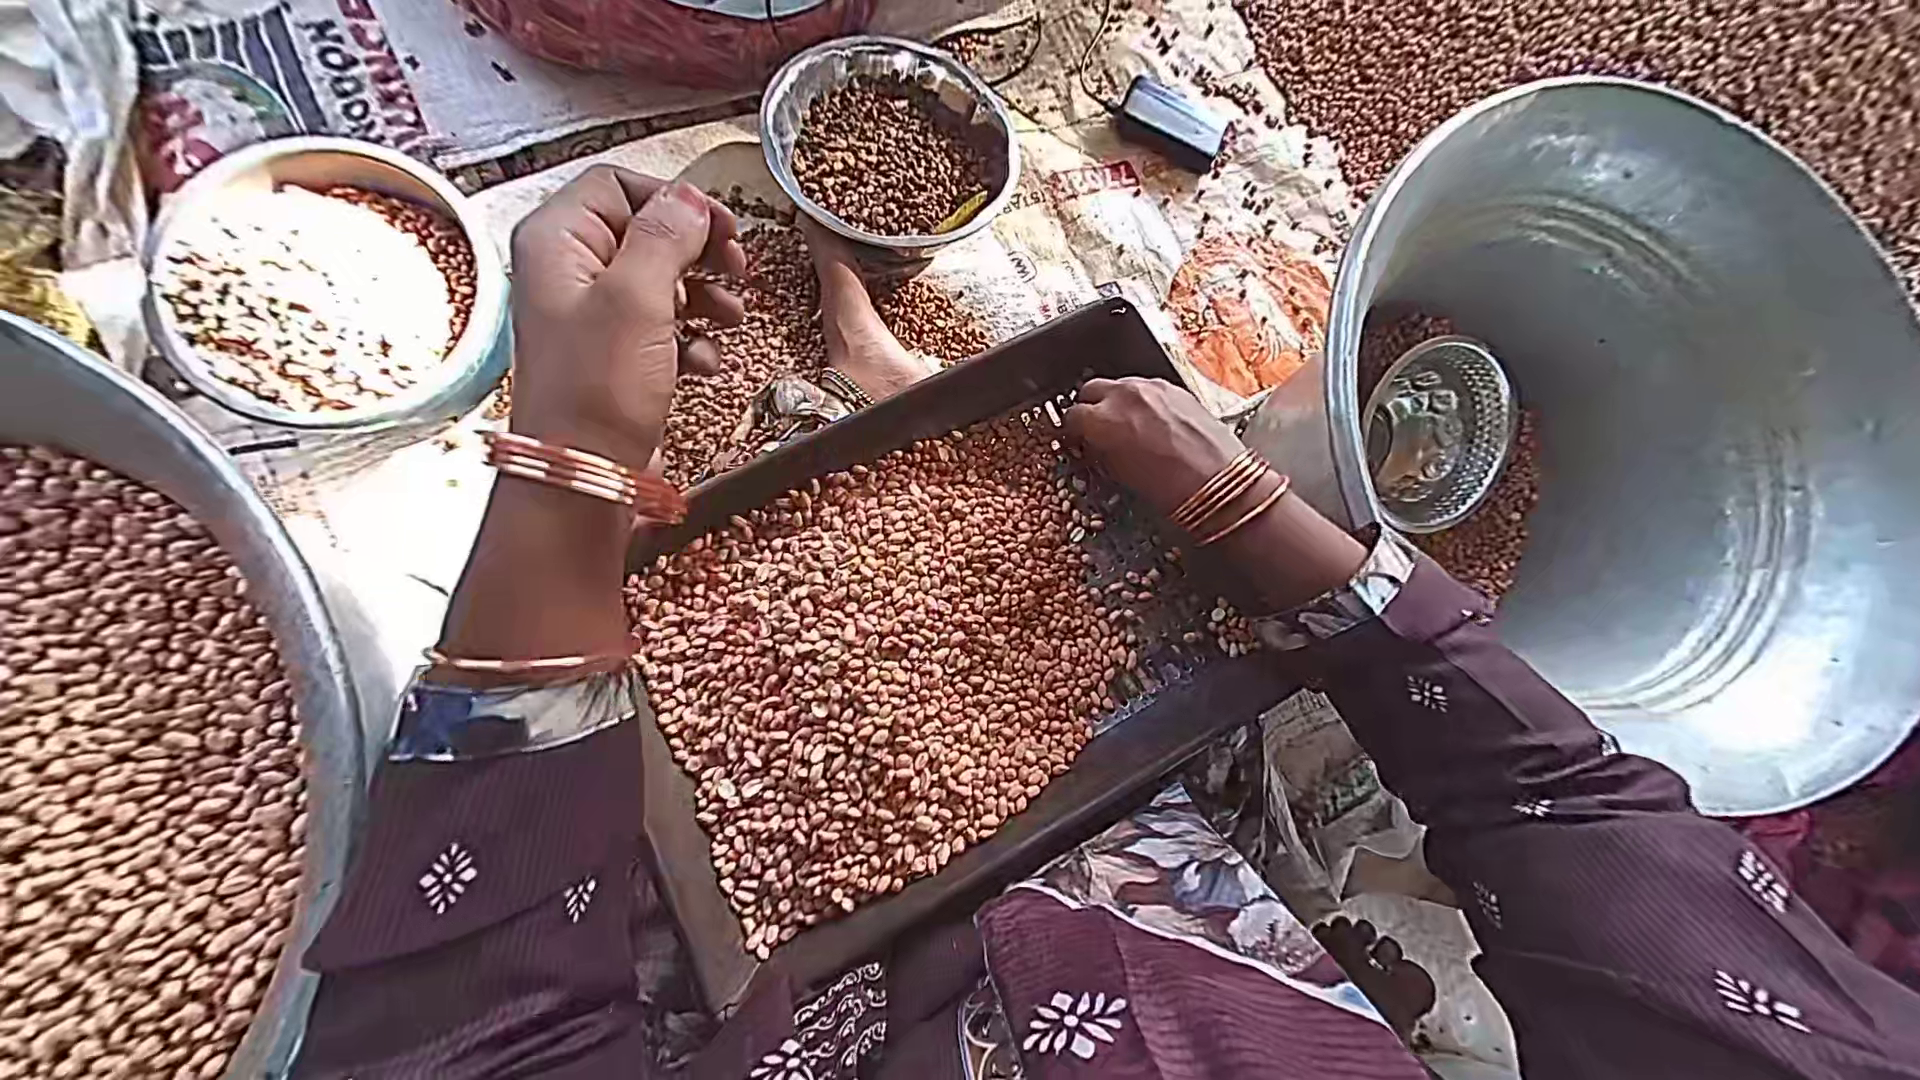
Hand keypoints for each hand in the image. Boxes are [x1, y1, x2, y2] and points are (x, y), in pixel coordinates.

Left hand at [506, 165, 748, 469]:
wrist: (589, 471)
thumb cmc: (600, 388)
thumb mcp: (636, 300)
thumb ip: (665, 239)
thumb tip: (692, 199)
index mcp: (560, 242)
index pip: (620, 188)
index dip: (678, 203)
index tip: (727, 230)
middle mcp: (573, 274)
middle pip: (648, 236)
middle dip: (699, 253)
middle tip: (739, 271)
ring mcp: (598, 319)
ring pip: (663, 285)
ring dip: (704, 297)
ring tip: (733, 318)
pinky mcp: (621, 357)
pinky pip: (665, 330)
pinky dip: (693, 340)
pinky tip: (706, 363)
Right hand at [1065, 376, 1366, 609]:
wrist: (1219, 483)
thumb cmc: (1169, 487)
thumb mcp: (1119, 474)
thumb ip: (1099, 451)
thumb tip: (1092, 444)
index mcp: (1102, 419)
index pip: (1072, 415)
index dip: (1073, 430)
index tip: (1077, 439)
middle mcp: (1124, 394)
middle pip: (1091, 390)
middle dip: (1090, 407)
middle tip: (1095, 428)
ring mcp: (1152, 387)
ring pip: (1119, 385)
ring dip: (1115, 401)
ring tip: (1124, 425)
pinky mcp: (1175, 387)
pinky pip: (1146, 387)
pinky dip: (1141, 400)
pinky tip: (1149, 422)